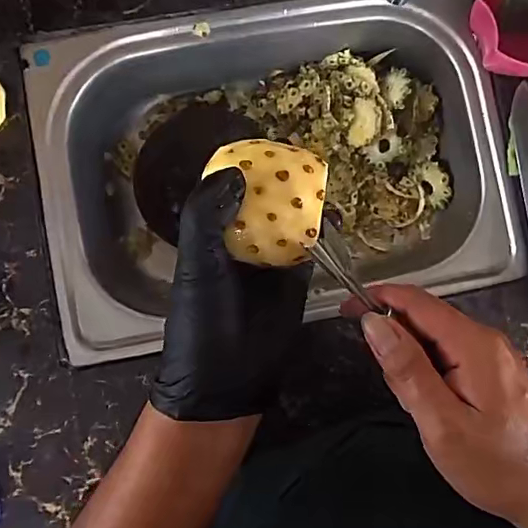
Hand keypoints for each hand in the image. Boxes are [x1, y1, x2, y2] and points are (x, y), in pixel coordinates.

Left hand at [151, 169, 311, 420]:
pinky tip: (331, 216)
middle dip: (280, 183)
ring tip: (319, 179)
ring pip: (290, 224)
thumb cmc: (200, 320)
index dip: (243, 170)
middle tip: (301, 158)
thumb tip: (233, 172)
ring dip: (303, 205)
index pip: (227, 194)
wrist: (224, 380)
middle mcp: (241, 245)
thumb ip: (206, 219)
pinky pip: (310, 251)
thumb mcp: (196, 265)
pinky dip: (320, 233)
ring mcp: (270, 263)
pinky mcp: (296, 281)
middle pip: (264, 205)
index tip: (263, 146)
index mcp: (212, 237)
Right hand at [343, 284, 527, 527]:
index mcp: (474, 345)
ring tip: (393, 380)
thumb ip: (406, 370)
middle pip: (427, 314)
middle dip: (390, 325)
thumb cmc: (499, 466)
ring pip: (437, 334)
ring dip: (407, 345)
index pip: (417, 302)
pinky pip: (450, 351)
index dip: (378, 298)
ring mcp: (492, 355)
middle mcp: (486, 340)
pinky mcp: (493, 371)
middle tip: (364, 351)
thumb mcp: (442, 423)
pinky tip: (419, 388)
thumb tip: (374, 325)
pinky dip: (425, 360)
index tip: (346, 308)